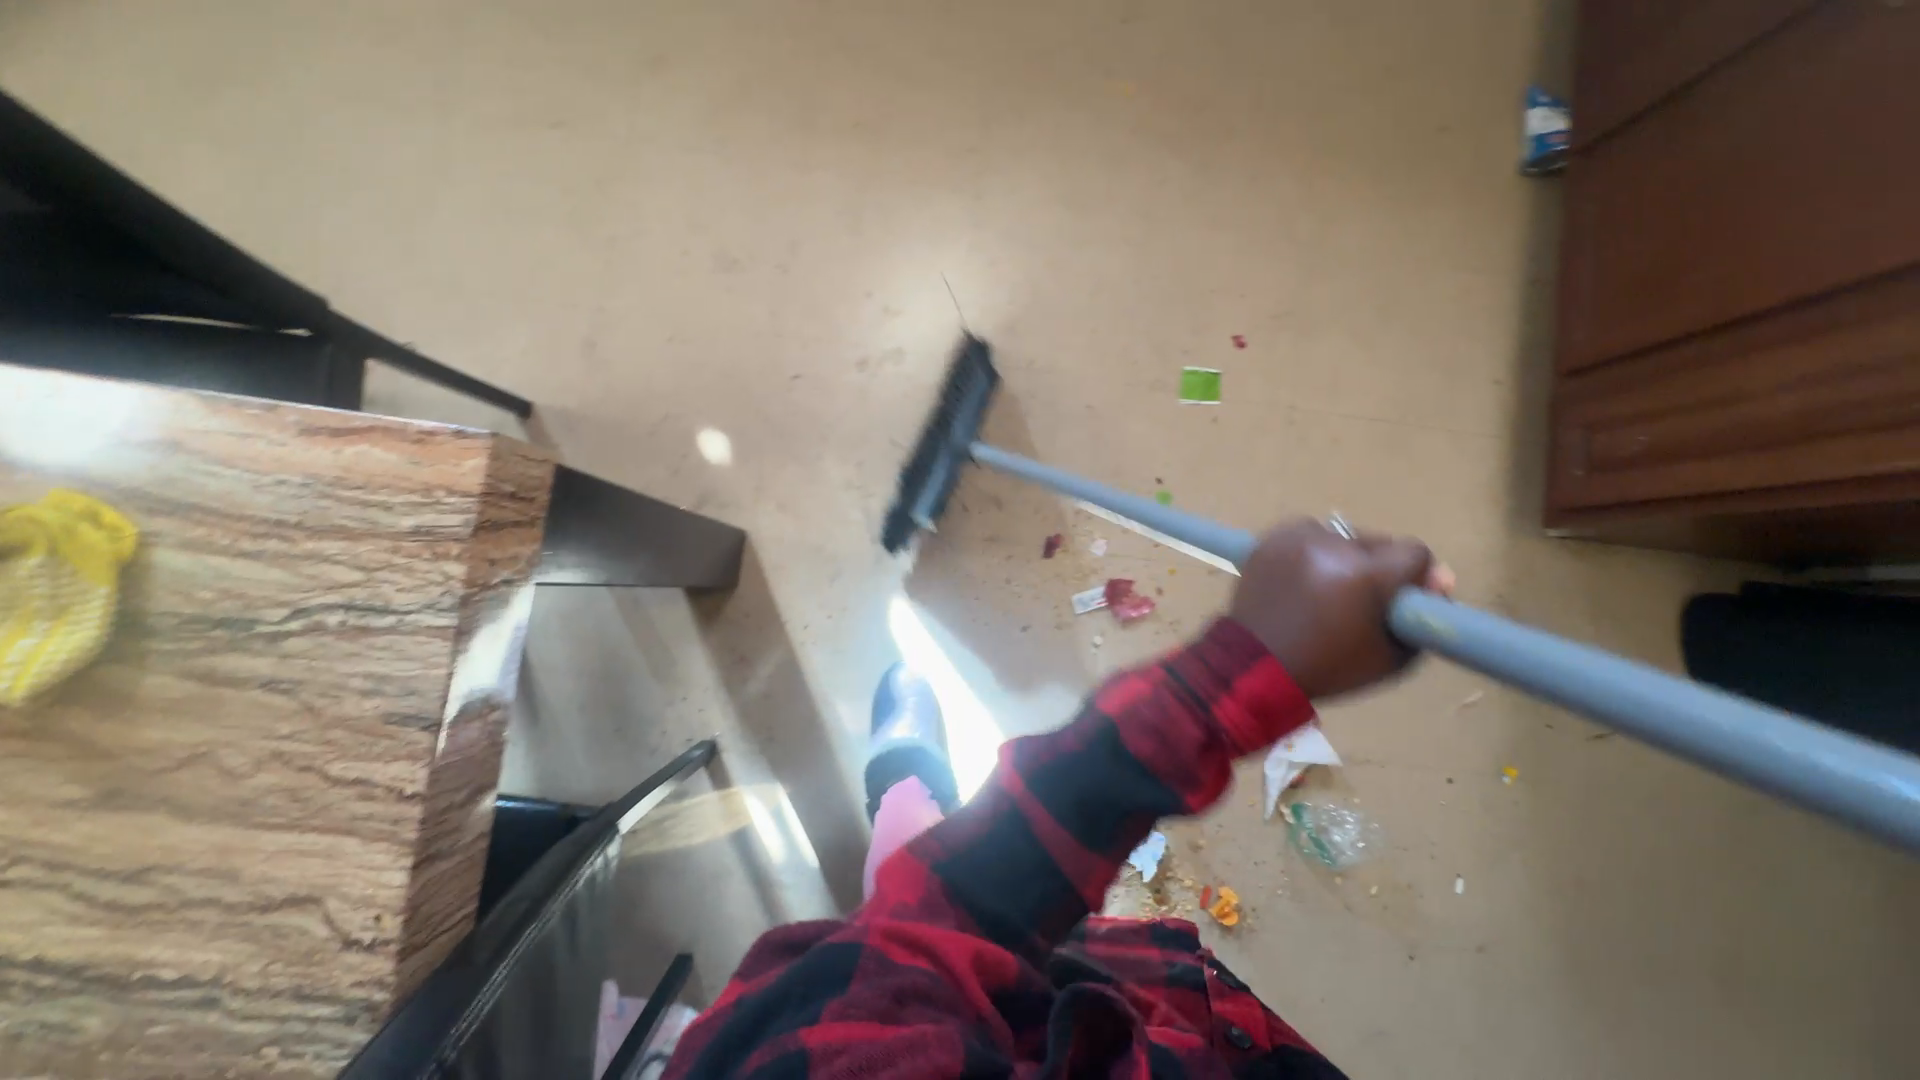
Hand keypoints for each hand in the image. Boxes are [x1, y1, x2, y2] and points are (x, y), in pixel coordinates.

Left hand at [1227, 517, 1453, 699]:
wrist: (1254, 664)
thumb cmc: (1328, 667)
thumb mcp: (1392, 657)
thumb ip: (1425, 617)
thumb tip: (1440, 579)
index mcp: (1366, 575)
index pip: (1415, 552)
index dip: (1413, 576)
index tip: (1399, 597)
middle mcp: (1333, 547)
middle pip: (1378, 543)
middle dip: (1378, 568)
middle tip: (1358, 600)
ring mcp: (1297, 539)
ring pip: (1342, 538)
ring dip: (1345, 558)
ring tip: (1327, 591)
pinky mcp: (1271, 538)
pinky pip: (1308, 536)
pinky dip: (1313, 553)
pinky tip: (1304, 579)